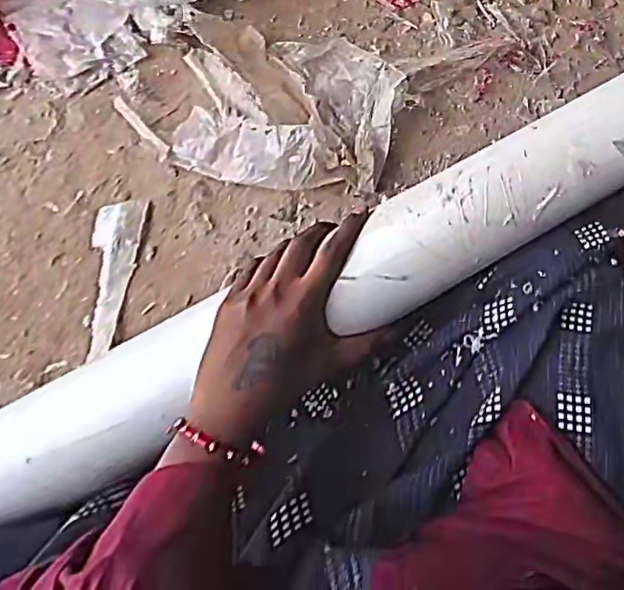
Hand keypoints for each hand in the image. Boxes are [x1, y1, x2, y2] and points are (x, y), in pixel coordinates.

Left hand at [184, 213, 380, 445]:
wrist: (227, 409)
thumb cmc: (280, 386)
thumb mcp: (330, 364)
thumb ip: (367, 345)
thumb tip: (395, 331)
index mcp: (304, 299)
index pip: (332, 249)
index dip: (348, 228)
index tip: (358, 215)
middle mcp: (277, 287)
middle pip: (303, 241)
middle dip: (322, 229)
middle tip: (333, 231)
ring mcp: (250, 291)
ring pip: (276, 251)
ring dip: (295, 243)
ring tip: (305, 247)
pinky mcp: (230, 300)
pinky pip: (250, 267)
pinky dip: (266, 260)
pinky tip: (271, 266)